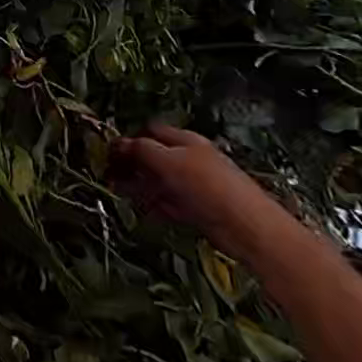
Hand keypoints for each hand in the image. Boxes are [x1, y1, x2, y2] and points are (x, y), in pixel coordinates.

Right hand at [112, 123, 287, 259]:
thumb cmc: (209, 186)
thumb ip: (141, 150)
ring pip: (161, 181)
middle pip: (154, 156)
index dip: (130, 139)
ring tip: (122, 194)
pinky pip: (172, 202)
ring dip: (141, 186)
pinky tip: (146, 211)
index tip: (110, 151)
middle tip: (111, 174)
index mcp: (186, 140)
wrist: (251, 230)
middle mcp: (191, 159)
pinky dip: (157, 205)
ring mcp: (197, 185)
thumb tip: (118, 143)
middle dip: (133, 164)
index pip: (150, 131)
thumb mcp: (168, 161)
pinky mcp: (201, 209)